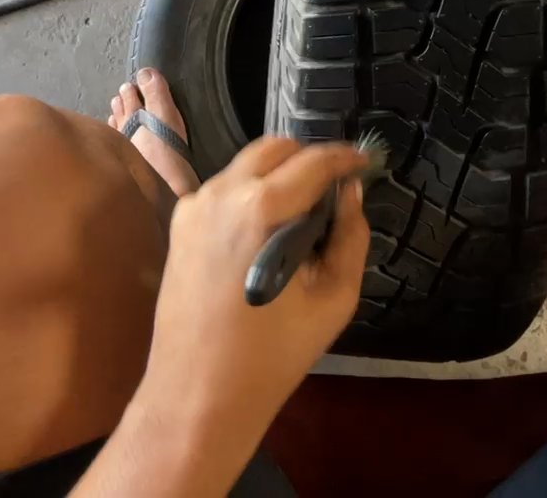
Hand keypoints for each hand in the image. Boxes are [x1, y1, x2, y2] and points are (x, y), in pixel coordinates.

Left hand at [139, 135, 369, 433]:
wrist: (196, 397)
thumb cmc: (273, 355)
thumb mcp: (334, 299)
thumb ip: (350, 236)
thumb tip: (350, 193)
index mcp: (260, 208)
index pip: (314, 161)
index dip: (346, 157)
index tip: (366, 161)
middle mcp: (222, 192)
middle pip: (275, 148)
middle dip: (309, 158)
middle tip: (334, 187)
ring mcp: (195, 203)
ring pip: (247, 164)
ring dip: (279, 174)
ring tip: (302, 211)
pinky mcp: (180, 221)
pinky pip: (225, 188)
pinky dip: (251, 192)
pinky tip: (265, 230)